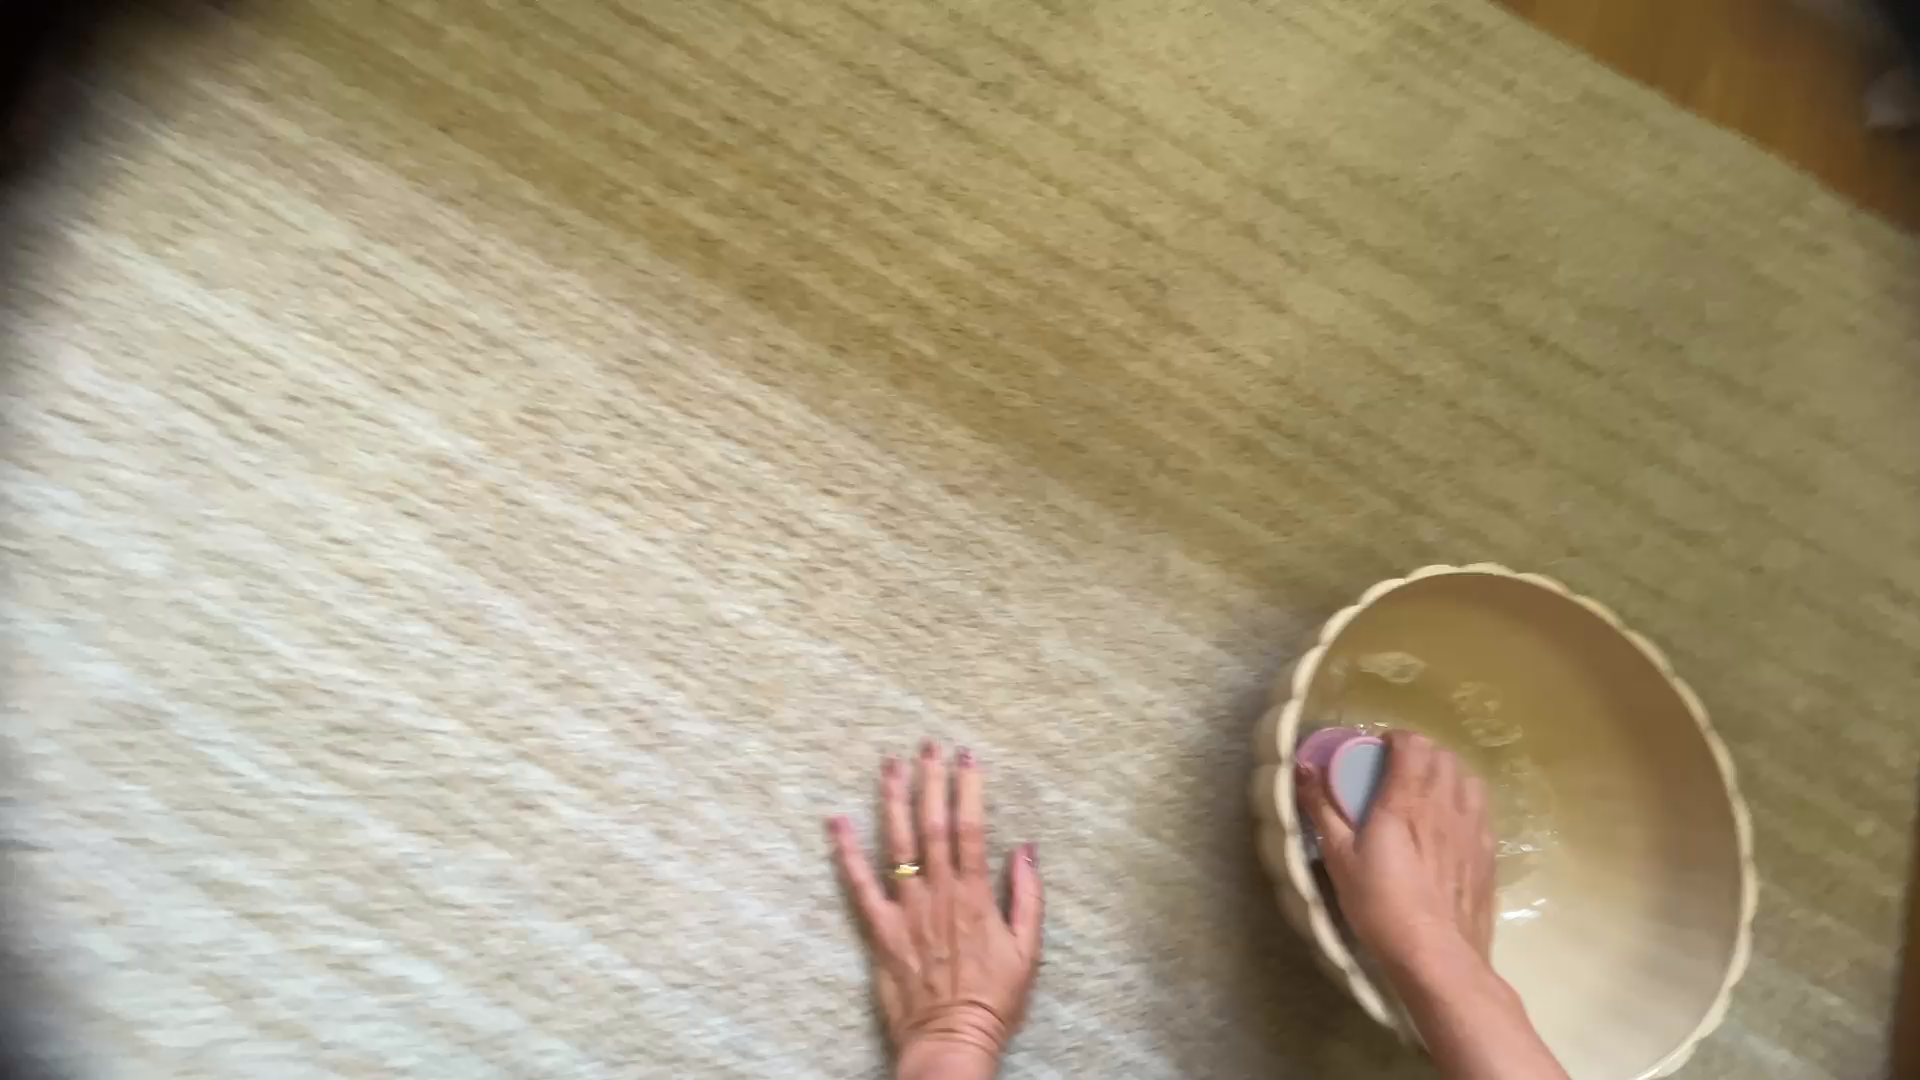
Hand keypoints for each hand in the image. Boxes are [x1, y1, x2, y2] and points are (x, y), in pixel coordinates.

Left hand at [829, 742, 1042, 1079]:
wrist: (951, 1043)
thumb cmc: (993, 997)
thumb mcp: (1028, 949)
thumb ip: (1028, 895)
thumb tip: (1028, 847)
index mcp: (974, 893)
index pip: (971, 827)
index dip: (968, 788)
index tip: (966, 756)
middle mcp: (938, 892)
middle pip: (932, 824)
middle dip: (930, 780)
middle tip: (927, 744)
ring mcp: (906, 908)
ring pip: (897, 844)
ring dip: (893, 800)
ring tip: (890, 763)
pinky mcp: (880, 929)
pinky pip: (860, 885)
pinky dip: (847, 851)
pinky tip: (837, 821)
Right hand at [1298, 730, 1495, 974]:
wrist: (1439, 959)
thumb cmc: (1380, 904)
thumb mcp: (1338, 856)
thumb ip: (1321, 808)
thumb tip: (1303, 768)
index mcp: (1405, 803)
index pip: (1413, 746)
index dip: (1396, 738)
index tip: (1376, 749)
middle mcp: (1445, 808)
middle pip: (1444, 756)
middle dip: (1420, 751)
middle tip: (1395, 766)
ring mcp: (1473, 831)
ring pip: (1469, 778)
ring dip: (1447, 772)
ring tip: (1425, 788)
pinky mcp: (1489, 856)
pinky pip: (1482, 809)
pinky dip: (1464, 800)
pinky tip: (1448, 821)